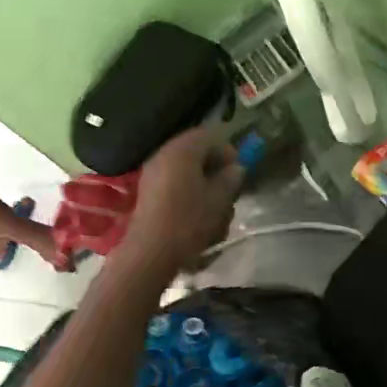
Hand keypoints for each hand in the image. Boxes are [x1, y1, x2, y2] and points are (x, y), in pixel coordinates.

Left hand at [118, 127, 242, 275]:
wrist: (151, 251)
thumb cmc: (189, 222)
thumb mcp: (219, 199)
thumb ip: (230, 179)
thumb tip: (236, 168)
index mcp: (182, 150)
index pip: (210, 135)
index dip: (228, 150)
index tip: (238, 171)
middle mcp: (164, 154)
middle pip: (196, 150)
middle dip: (215, 167)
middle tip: (227, 188)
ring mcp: (152, 172)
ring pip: (185, 168)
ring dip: (202, 181)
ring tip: (214, 204)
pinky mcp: (148, 191)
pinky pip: (173, 181)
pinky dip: (188, 191)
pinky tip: (196, 212)